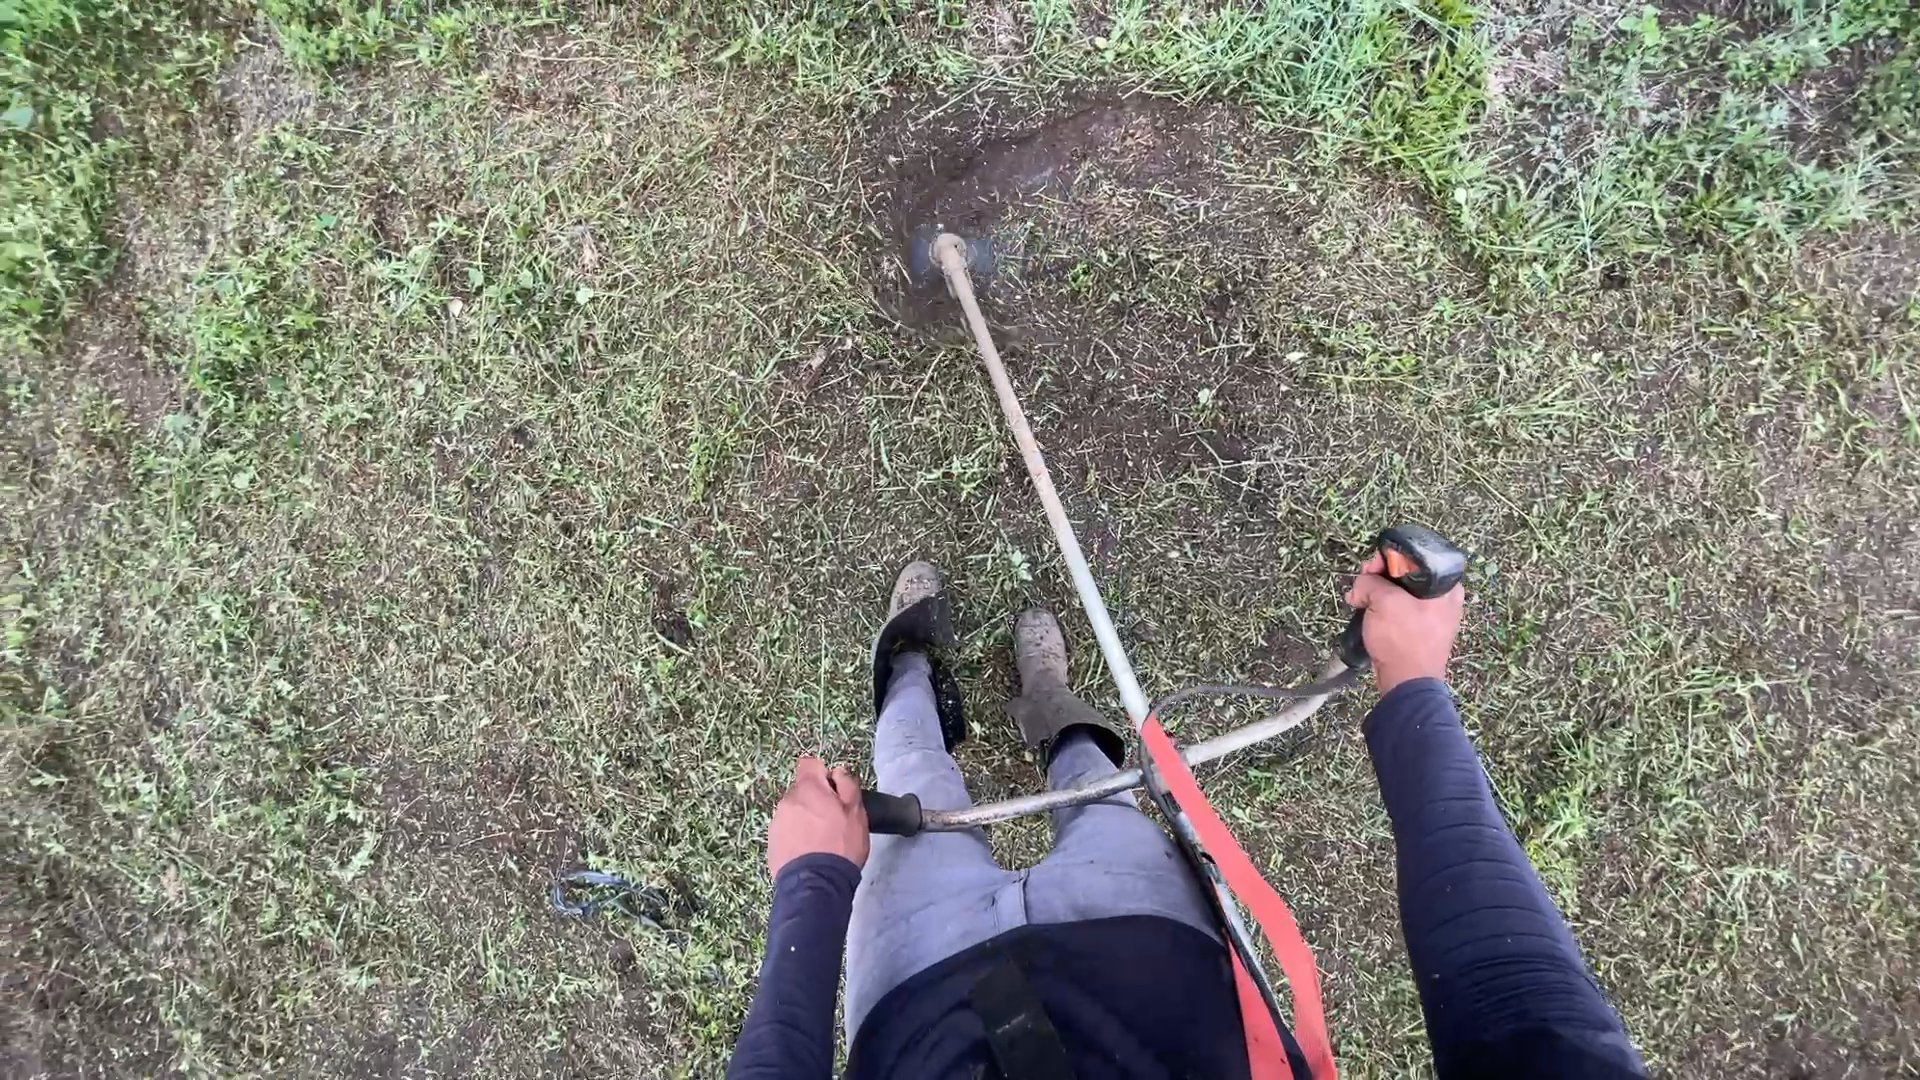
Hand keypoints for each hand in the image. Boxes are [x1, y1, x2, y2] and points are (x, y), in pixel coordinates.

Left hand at [767, 756, 869, 877]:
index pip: (809, 764)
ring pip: (794, 811)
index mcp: (808, 788)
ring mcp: (777, 822)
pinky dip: (796, 836)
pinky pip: (787, 830)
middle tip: (832, 821)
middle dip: (816, 800)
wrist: (816, 886)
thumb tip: (838, 772)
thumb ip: (848, 785)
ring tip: (820, 840)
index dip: (823, 774)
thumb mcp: (856, 812)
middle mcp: (787, 801)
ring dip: (805, 818)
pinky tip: (809, 852)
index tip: (833, 791)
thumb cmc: (841, 845)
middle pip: (803, 790)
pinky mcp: (772, 843)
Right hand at [1344, 551, 1463, 693]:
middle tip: (1361, 586)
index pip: (1415, 557)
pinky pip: (1396, 608)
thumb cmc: (1402, 638)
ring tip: (1356, 601)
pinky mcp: (1416, 627)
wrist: (1406, 680)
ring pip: (1396, 590)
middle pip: (1403, 573)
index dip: (1388, 559)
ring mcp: (1430, 613)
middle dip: (1377, 577)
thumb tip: (1362, 584)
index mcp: (1446, 586)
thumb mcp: (1384, 601)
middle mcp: (1442, 597)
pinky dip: (1378, 607)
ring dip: (1373, 592)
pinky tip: (1362, 610)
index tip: (1370, 569)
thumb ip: (1371, 581)